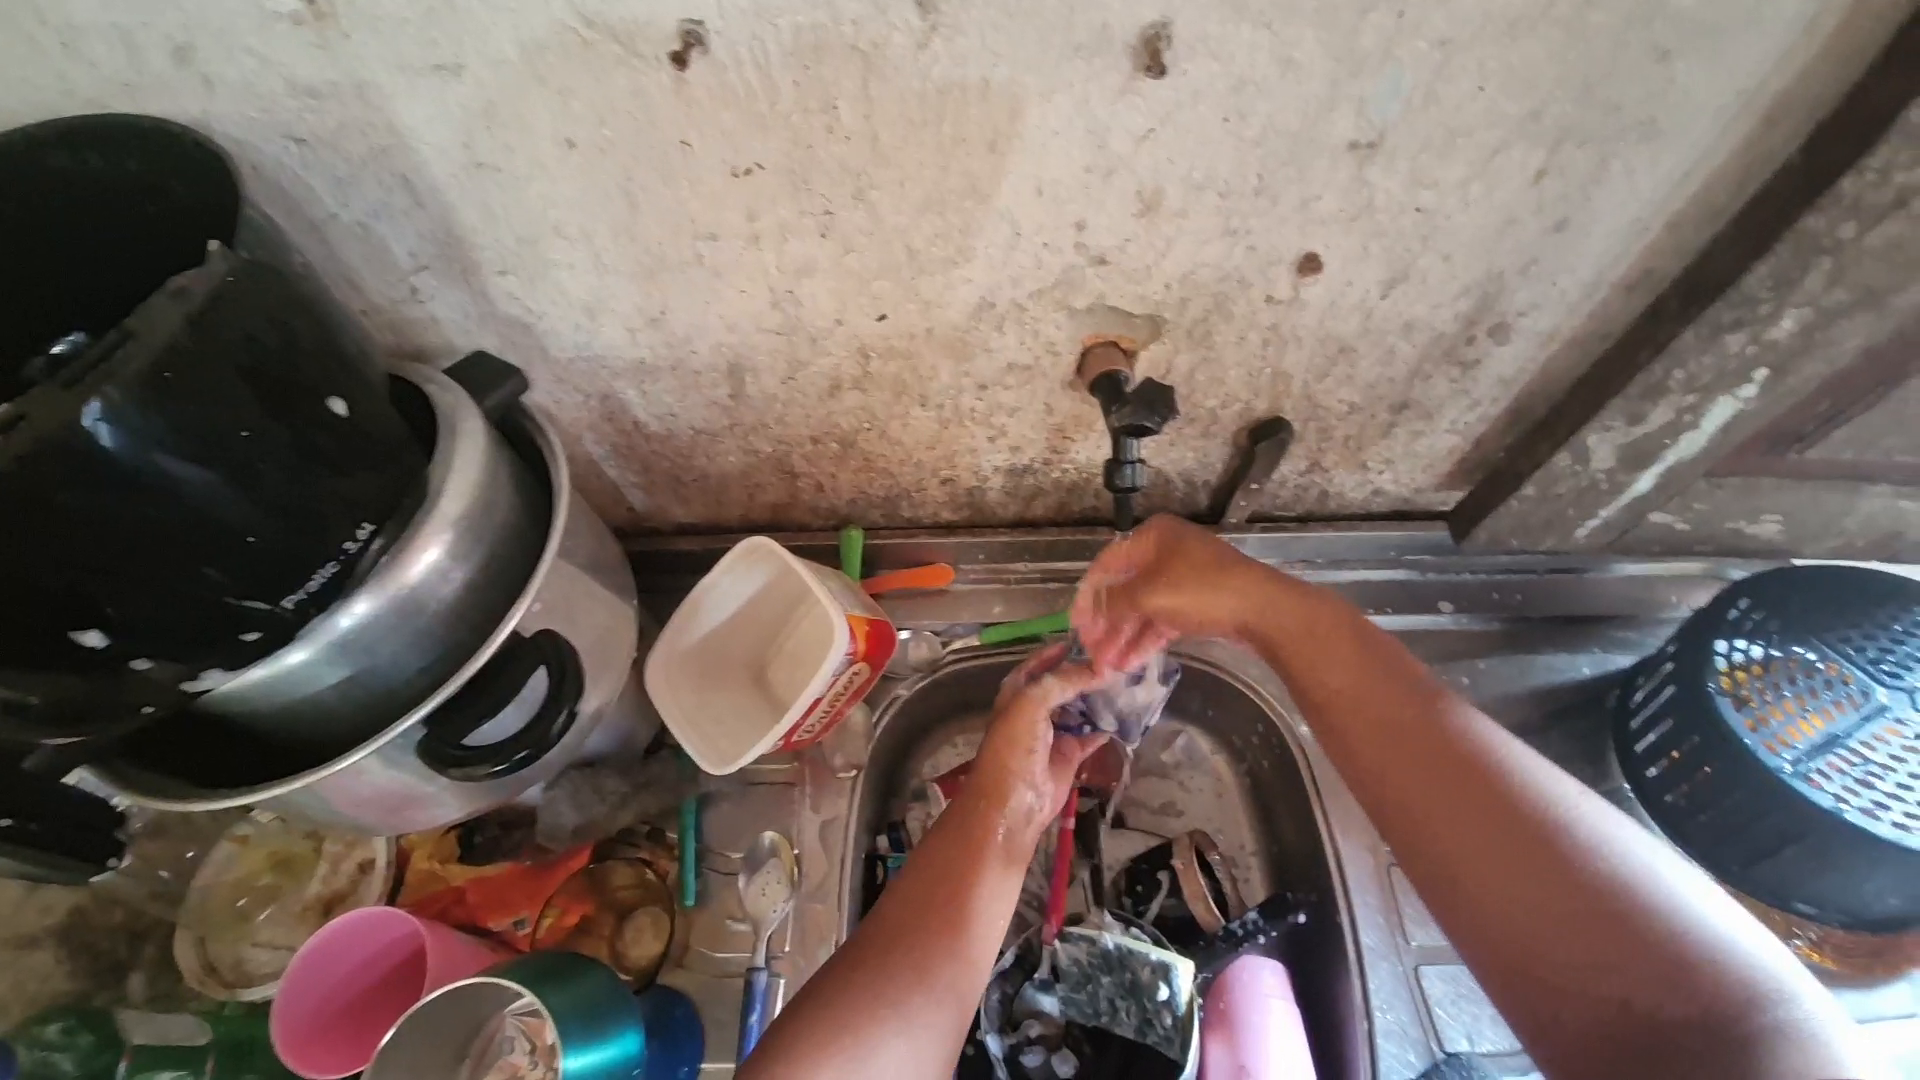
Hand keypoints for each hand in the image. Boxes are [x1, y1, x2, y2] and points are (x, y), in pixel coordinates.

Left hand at [967, 644, 1108, 846]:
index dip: (1062, 650)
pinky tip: (1126, 713)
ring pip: (1080, 707)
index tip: (1093, 638)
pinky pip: (1091, 734)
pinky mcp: (1069, 753)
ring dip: (1099, 697)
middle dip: (1087, 672)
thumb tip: (1098, 669)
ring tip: (1127, 681)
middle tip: (1118, 660)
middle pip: (1064, 683)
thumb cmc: (1015, 746)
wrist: (1014, 801)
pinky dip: (1106, 725)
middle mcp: (1035, 707)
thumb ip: (1062, 681)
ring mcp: (1053, 731)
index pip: (1041, 661)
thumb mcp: (1032, 703)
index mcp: (1018, 690)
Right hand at [1071, 514, 1285, 674]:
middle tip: (1091, 651)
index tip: (1075, 626)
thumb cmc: (1201, 590)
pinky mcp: (1198, 602)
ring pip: (1143, 608)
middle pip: (1124, 590)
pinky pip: (1162, 619)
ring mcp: (1183, 578)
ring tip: (1107, 666)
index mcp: (1151, 537)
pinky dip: (1145, 639)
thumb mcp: (1148, 594)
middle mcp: (1165, 552)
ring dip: (1123, 636)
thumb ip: (1113, 602)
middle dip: (1106, 624)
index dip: (1087, 597)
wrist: (1263, 609)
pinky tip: (1128, 662)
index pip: (1106, 565)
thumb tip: (1091, 609)